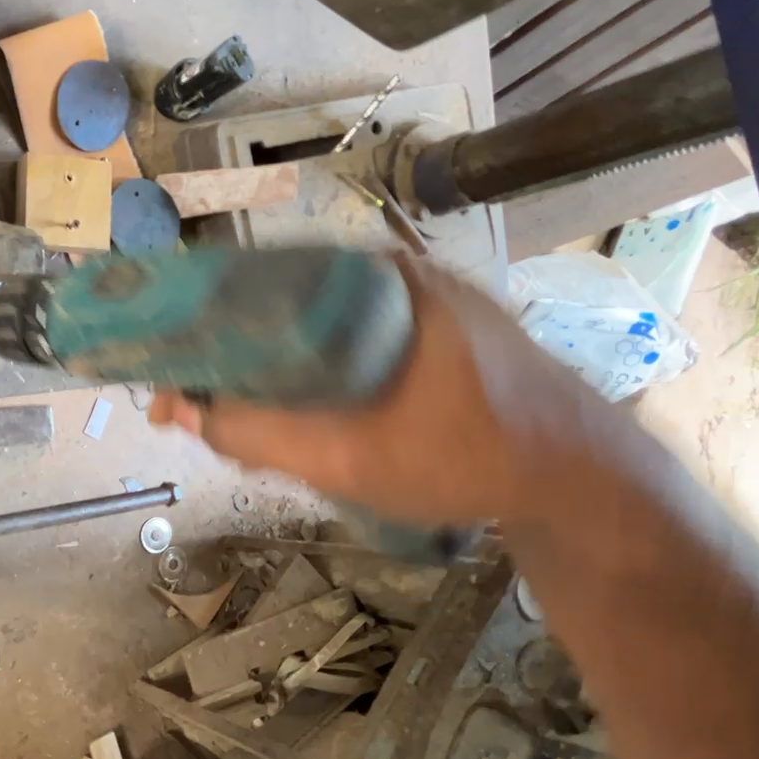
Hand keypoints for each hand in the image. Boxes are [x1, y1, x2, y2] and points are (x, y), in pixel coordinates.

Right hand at [147, 259, 604, 526]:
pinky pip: (344, 338)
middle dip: (233, 359)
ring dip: (270, 368)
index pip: (260, 287)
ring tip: (244, 416)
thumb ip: (256, 434)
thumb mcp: (347, 458)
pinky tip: (299, 411)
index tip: (175, 378)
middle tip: (207, 409)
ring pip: (310, 325)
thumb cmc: (466, 461)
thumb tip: (176, 413)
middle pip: (280, 306)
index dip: (204, 332)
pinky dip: (309, 371)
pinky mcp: (432, 328)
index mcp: (378, 281)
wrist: (583, 483)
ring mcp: (419, 299)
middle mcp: (396, 276)